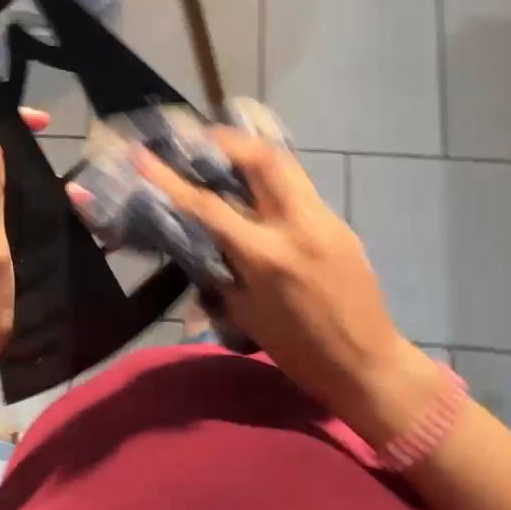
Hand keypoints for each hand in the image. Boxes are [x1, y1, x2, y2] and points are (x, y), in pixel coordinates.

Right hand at [116, 130, 442, 441]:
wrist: (369, 367)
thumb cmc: (299, 352)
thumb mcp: (246, 315)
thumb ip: (220, 271)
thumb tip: (196, 242)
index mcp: (267, 257)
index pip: (208, 206)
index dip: (169, 178)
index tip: (141, 155)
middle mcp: (297, 227)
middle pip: (261, 160)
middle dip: (226, 142)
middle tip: (198, 142)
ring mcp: (324, 220)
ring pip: (285, 165)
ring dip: (251, 154)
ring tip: (225, 157)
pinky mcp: (340, 224)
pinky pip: (300, 187)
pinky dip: (272, 180)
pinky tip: (258, 192)